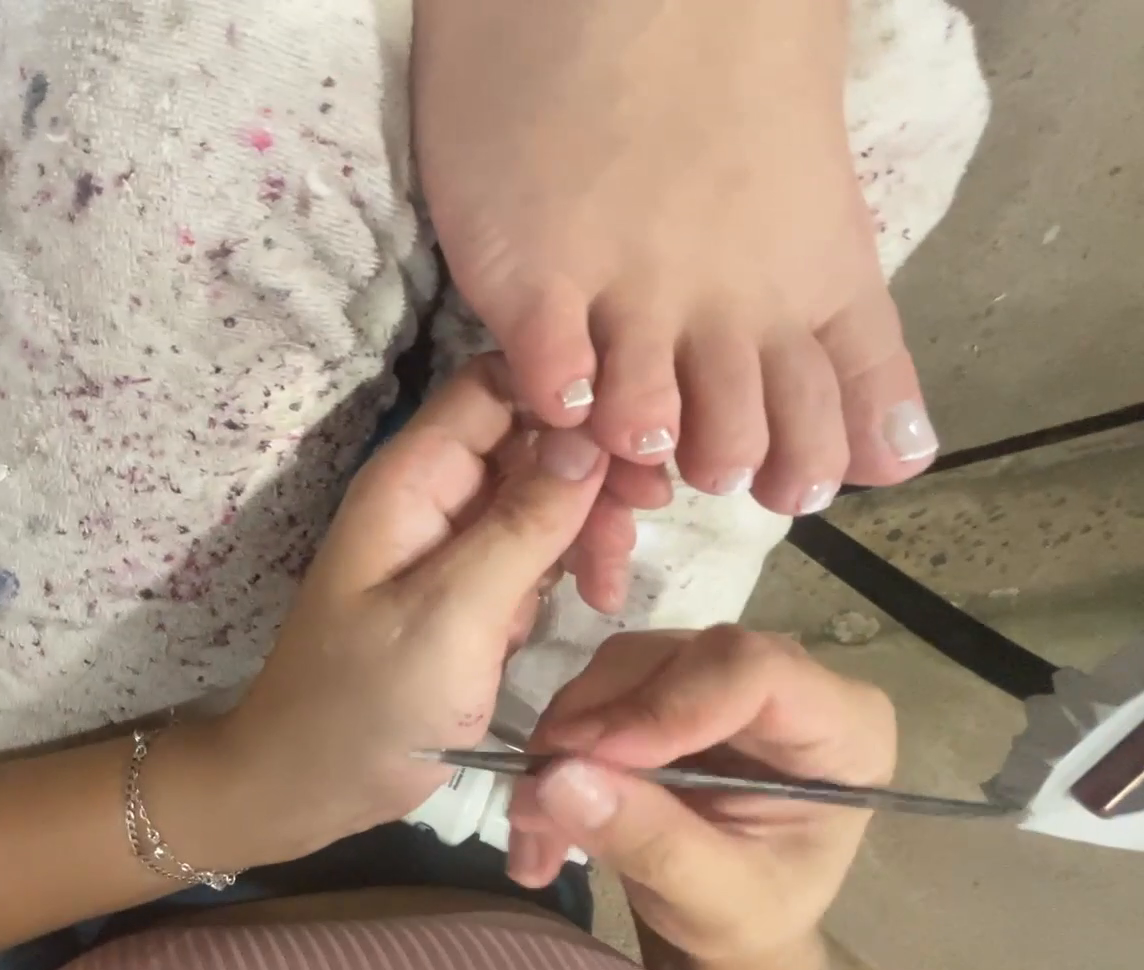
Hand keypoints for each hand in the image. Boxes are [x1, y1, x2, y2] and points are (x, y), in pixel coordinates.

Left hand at [210, 356, 612, 863]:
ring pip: (538, 493)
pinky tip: (586, 604)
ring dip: (586, 524)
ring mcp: (448, 542)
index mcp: (409, 481)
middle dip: (589, 469)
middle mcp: (429, 496)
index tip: (635, 441)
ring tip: (608, 585)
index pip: (490, 387)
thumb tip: (585, 438)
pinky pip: (529, 548)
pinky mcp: (467, 586)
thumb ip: (519, 525)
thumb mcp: (450, 613)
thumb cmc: (367, 701)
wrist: (314, 777)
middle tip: (649, 516)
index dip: (564, 395)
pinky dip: (564, 565)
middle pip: (526, 438)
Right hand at [415, 0, 937, 516]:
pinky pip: (555, 376)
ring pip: (652, 424)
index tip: (786, 485)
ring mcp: (629, 289)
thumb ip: (814, 292)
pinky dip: (559, 405)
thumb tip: (829, 388)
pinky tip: (559, 395)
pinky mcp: (535, 278)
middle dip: (725, 467)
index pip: (839, 406)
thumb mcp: (801, 190)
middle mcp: (726, 297)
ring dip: (643, 449)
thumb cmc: (709, 80)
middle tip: (688, 463)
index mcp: (804, 272)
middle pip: (741, 436)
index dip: (818, 461)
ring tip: (626, 433)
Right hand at [506, 627, 896, 960]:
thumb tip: (557, 780)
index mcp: (836, 727)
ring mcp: (703, 675)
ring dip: (561, 739)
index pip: (751, 669)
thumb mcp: (716, 902)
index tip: (594, 757)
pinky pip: (586, 690)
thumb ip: (652, 842)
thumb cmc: (749, 912)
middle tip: (540, 794)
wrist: (718, 909)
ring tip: (533, 818)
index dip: (666, 702)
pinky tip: (537, 803)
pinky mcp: (652, 683)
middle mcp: (771, 682)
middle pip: (664, 660)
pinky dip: (552, 744)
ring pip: (613, 669)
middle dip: (592, 725)